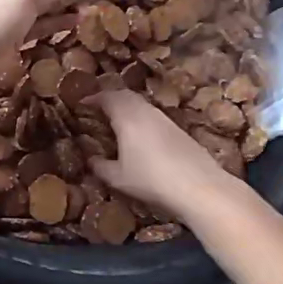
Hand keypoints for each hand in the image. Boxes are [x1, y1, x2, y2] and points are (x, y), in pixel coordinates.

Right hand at [88, 90, 235, 213]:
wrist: (201, 188)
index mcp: (128, 119)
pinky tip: (138, 135)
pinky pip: (153, 116)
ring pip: (142, 105)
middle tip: (97, 108)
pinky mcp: (179, 131)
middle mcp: (147, 113)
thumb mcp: (117, 177)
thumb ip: (100, 165)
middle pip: (127, 95)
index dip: (93, 98)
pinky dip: (140, 118)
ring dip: (127, 107)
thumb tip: (91, 159)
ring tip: (115, 121)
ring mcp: (166, 121)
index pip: (108, 97)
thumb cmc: (151, 179)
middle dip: (110, 98)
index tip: (81, 103)